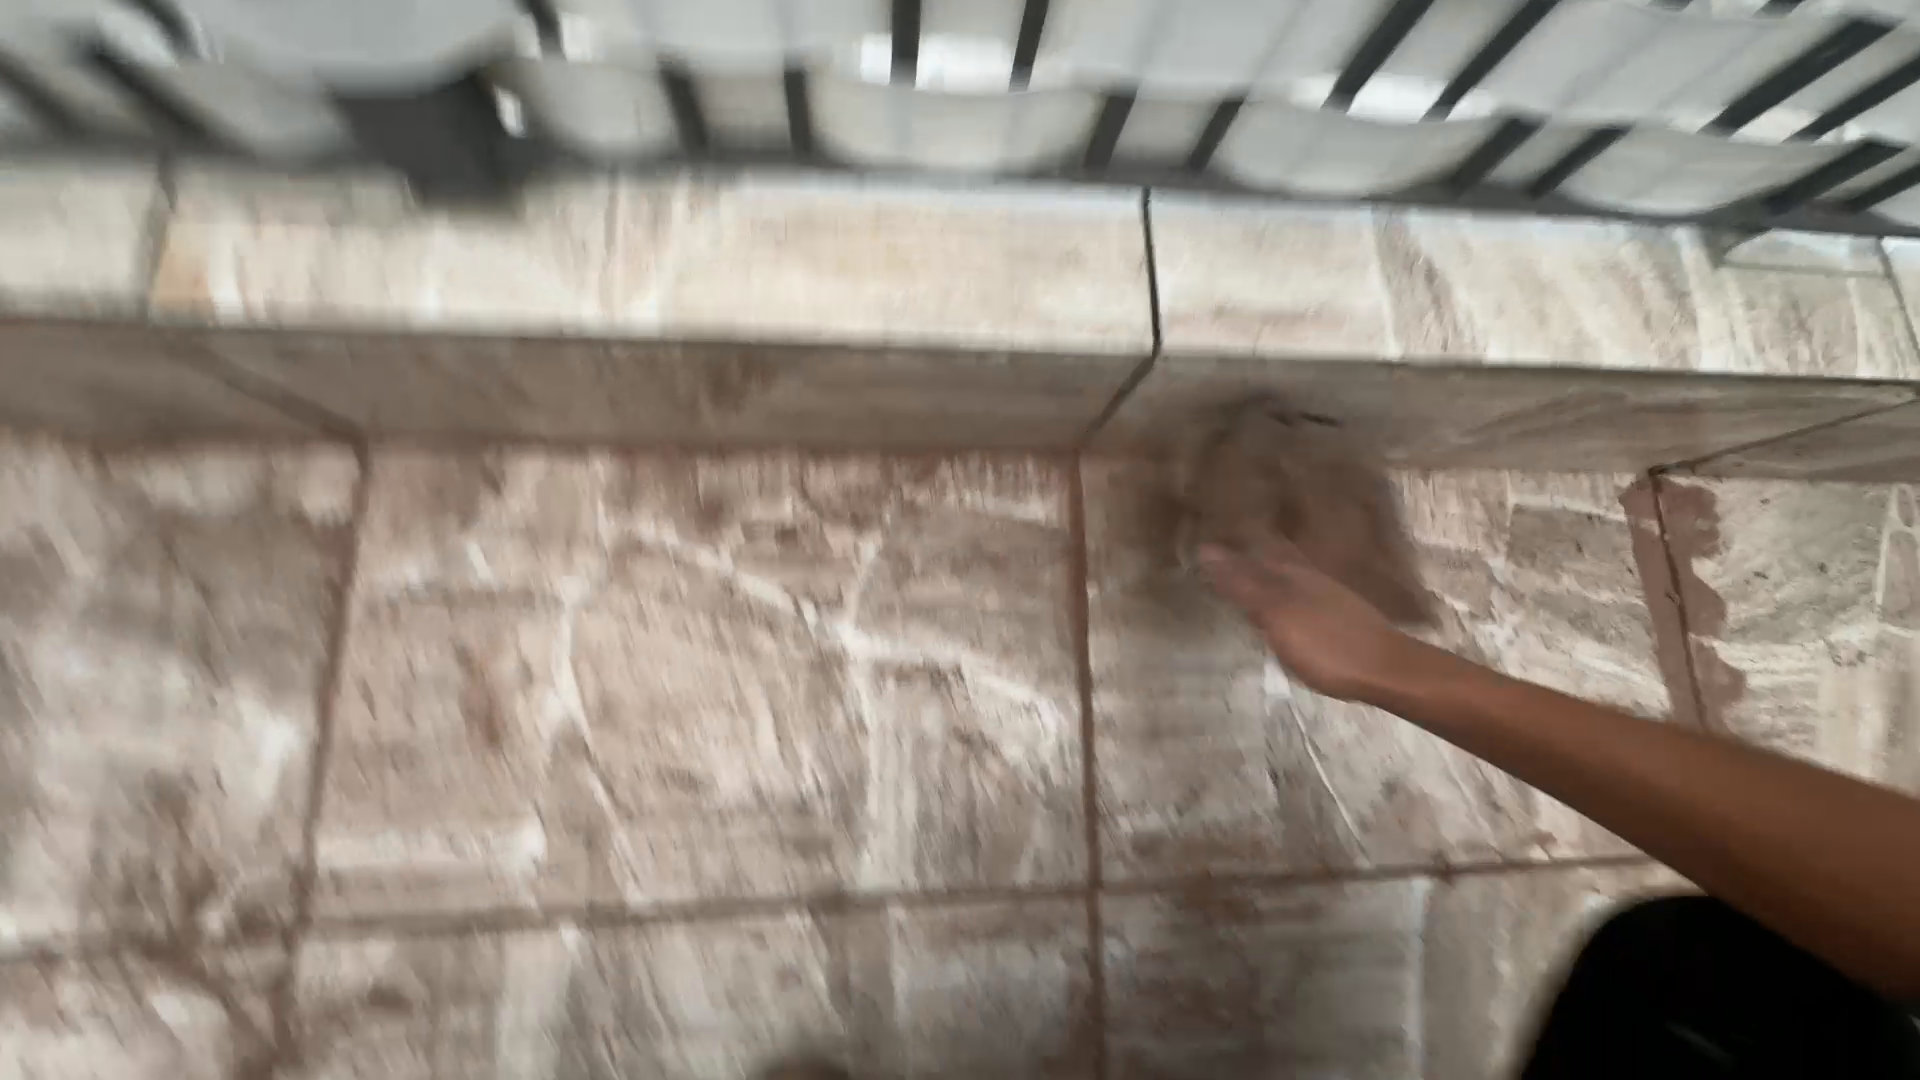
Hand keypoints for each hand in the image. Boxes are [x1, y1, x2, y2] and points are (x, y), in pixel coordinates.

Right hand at [1198, 538, 1414, 701]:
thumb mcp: (1276, 616)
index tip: (1199, 549)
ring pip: (1286, 572)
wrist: (1389, 669)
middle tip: (1218, 553)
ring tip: (1245, 572)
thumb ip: (1242, 586)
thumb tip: (1207, 551)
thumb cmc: (1327, 646)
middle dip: (1245, 556)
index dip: (1224, 553)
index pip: (1247, 556)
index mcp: (1288, 574)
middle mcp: (1306, 577)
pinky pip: (1301, 589)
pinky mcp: (1339, 613)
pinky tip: (1284, 599)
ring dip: (1264, 570)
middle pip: (1268, 559)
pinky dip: (1283, 588)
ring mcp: (1325, 594)